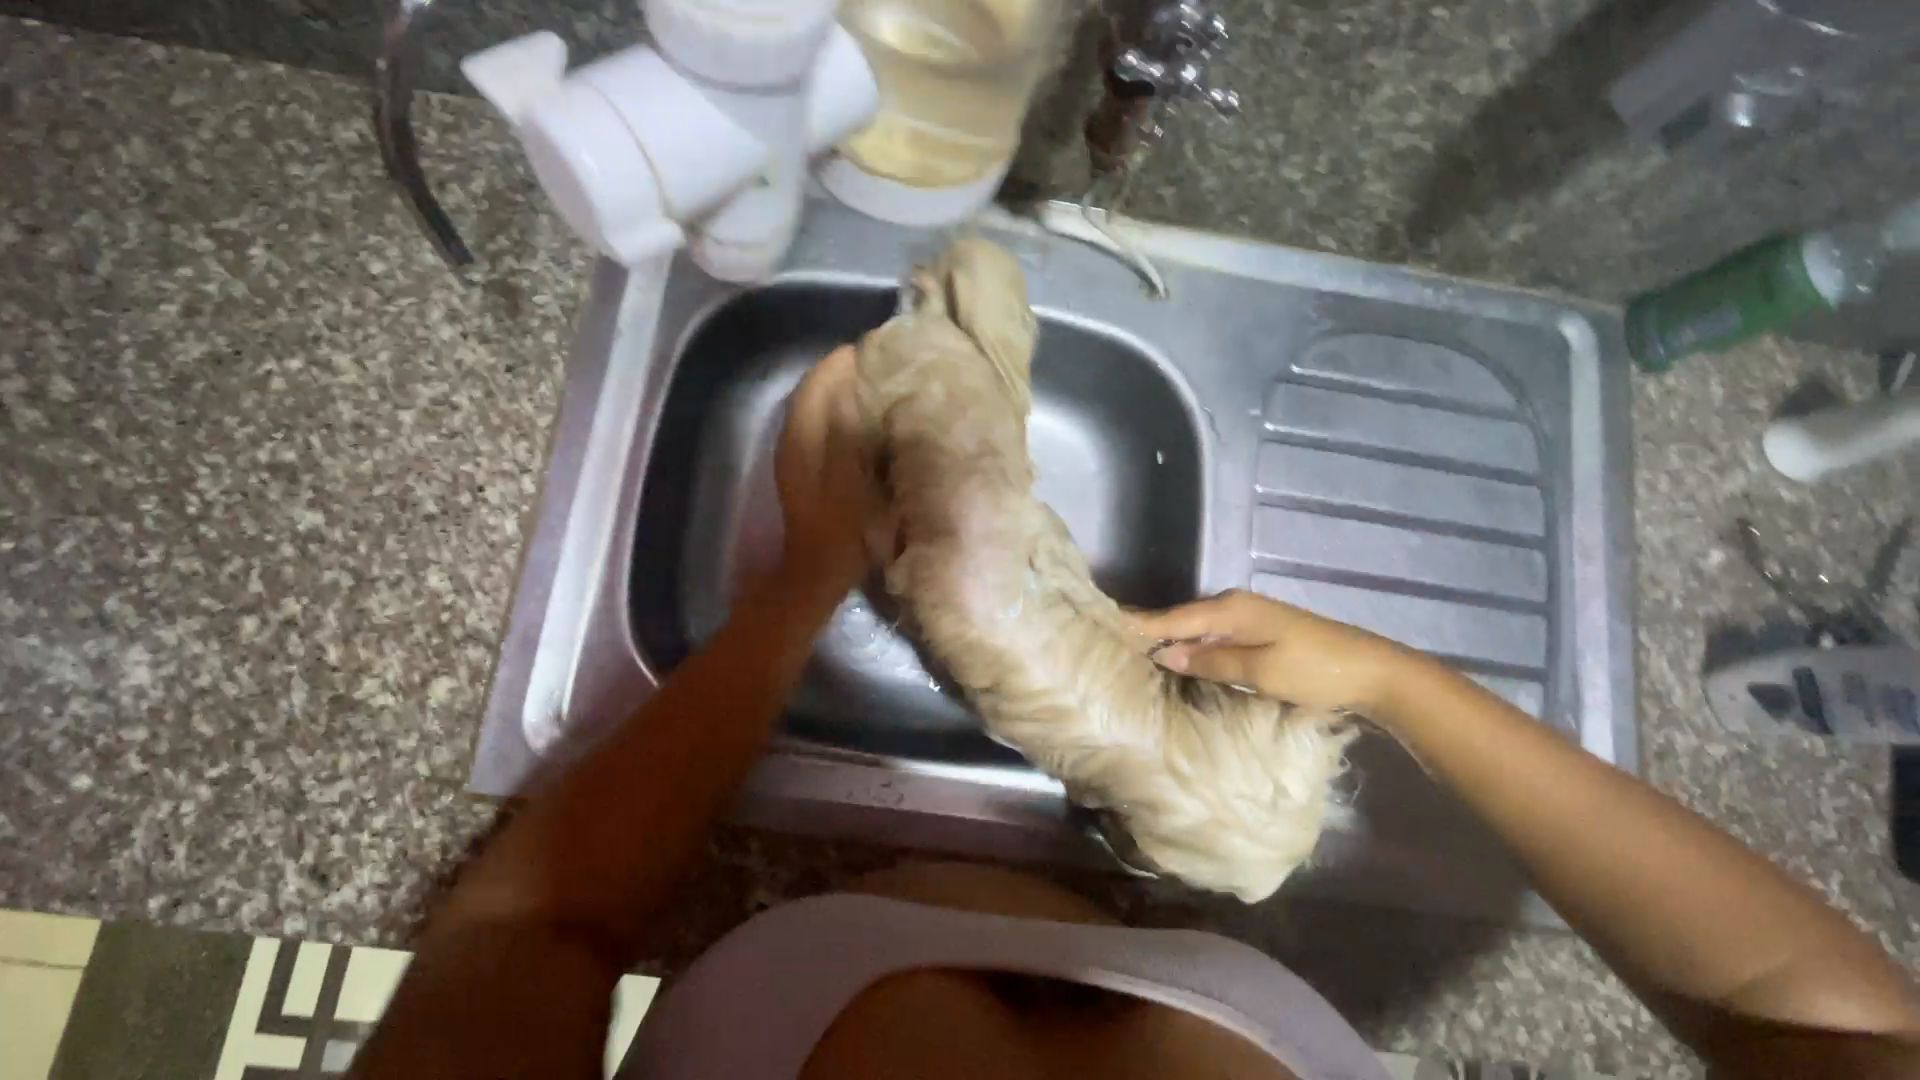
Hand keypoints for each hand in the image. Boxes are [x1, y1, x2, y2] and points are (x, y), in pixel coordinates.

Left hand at [774, 346, 881, 592]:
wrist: (816, 574)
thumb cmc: (840, 531)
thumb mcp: (850, 479)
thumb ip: (848, 432)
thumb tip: (851, 390)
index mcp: (802, 438)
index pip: (817, 384)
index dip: (841, 362)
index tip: (874, 348)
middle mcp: (793, 440)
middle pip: (814, 392)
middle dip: (843, 372)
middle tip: (881, 362)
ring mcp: (797, 457)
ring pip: (817, 409)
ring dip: (842, 392)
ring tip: (877, 383)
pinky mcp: (806, 473)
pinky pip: (822, 428)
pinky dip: (841, 414)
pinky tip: (866, 419)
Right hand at [1131, 589, 1418, 716]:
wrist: (1374, 672)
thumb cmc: (1316, 671)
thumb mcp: (1261, 671)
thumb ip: (1211, 661)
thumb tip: (1165, 654)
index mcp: (1231, 610)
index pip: (1172, 618)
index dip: (1139, 623)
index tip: (1103, 625)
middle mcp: (1234, 606)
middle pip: (1181, 620)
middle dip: (1148, 630)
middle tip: (1109, 644)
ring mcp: (1248, 618)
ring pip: (1196, 629)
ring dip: (1168, 639)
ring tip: (1132, 652)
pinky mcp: (1258, 633)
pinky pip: (1212, 637)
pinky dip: (1191, 646)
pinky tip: (1176, 658)